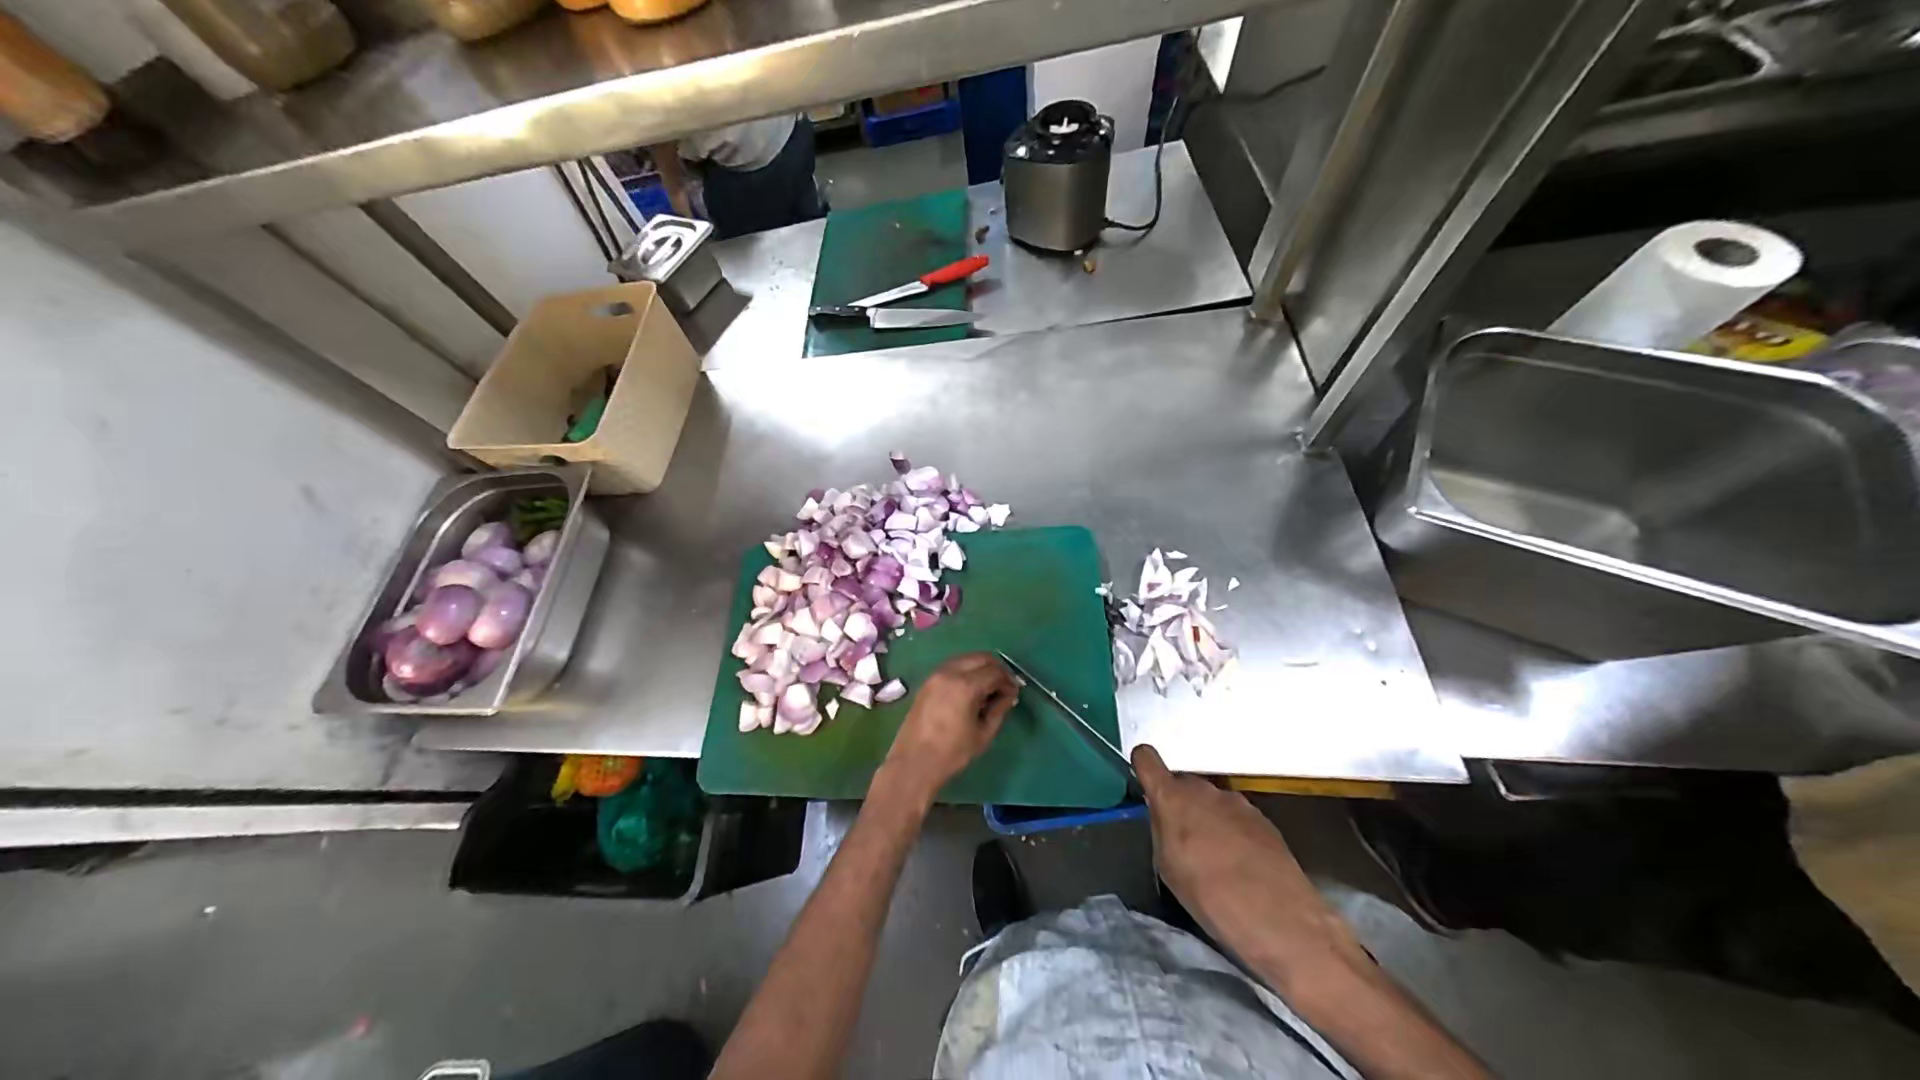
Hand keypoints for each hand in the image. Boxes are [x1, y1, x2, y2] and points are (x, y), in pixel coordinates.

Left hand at [881, 653, 1019, 802]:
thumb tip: (1008, 695)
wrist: (914, 762)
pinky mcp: (927, 681)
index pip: (995, 671)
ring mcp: (935, 675)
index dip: (1008, 681)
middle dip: (996, 669)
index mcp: (966, 686)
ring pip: (965, 659)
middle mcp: (949, 672)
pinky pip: (952, 666)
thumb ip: (999, 709)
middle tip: (1003, 687)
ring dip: (980, 668)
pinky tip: (969, 690)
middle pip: (981, 657)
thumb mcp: (983, 733)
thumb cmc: (952, 752)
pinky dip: (965, 671)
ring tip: (987, 689)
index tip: (1013, 694)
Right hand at [1133, 744, 1364, 984]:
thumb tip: (1163, 814)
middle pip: (1183, 783)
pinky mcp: (1263, 818)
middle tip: (1181, 838)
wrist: (1278, 916)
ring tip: (1214, 856)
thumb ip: (1161, 829)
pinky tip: (1240, 863)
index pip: (1147, 759)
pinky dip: (1232, 830)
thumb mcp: (1167, 866)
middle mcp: (1204, 790)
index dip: (1143, 766)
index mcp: (1173, 798)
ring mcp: (1237, 801)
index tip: (1144, 783)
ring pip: (1211, 800)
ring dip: (1207, 817)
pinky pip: (1235, 815)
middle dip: (1179, 803)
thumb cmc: (1209, 896)